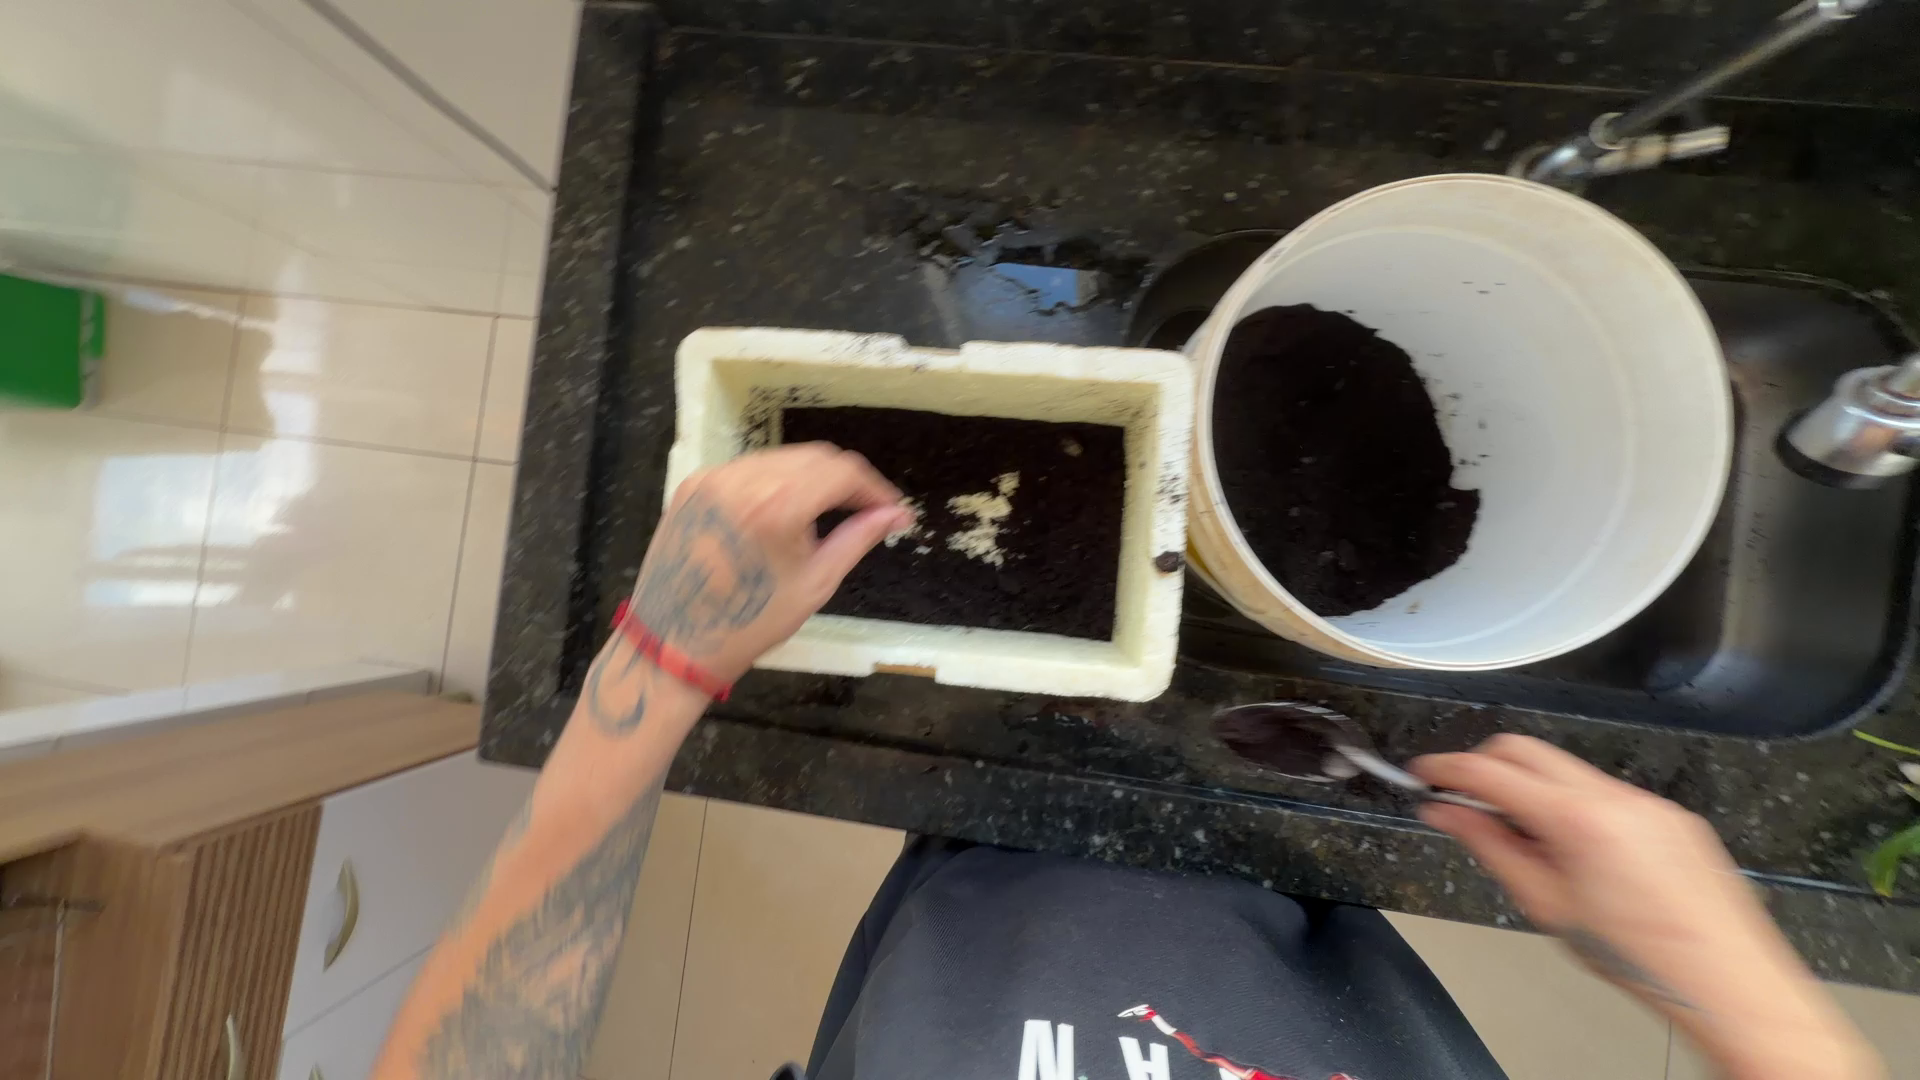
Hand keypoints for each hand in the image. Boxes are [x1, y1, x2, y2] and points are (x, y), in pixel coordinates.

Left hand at [630, 443, 912, 683]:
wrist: (674, 642)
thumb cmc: (752, 622)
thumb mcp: (817, 582)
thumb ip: (859, 538)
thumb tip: (896, 515)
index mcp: (778, 506)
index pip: (842, 472)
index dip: (874, 488)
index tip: (890, 509)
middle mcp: (744, 479)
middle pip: (814, 457)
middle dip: (846, 481)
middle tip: (866, 510)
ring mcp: (714, 478)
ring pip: (782, 458)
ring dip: (813, 478)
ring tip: (827, 512)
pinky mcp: (694, 484)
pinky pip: (749, 469)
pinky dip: (776, 481)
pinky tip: (783, 512)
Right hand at [1413, 735, 1881, 1079]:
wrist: (1736, 991)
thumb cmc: (1638, 957)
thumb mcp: (1542, 902)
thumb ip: (1485, 843)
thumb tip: (1441, 811)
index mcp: (1577, 819)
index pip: (1488, 770)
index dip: (1444, 768)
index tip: (1420, 774)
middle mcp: (1613, 796)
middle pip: (1521, 747)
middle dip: (1483, 764)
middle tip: (1463, 798)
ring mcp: (1646, 802)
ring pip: (1560, 766)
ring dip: (1526, 783)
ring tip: (1521, 832)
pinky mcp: (1669, 815)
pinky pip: (1599, 788)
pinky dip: (1567, 800)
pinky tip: (1570, 845)